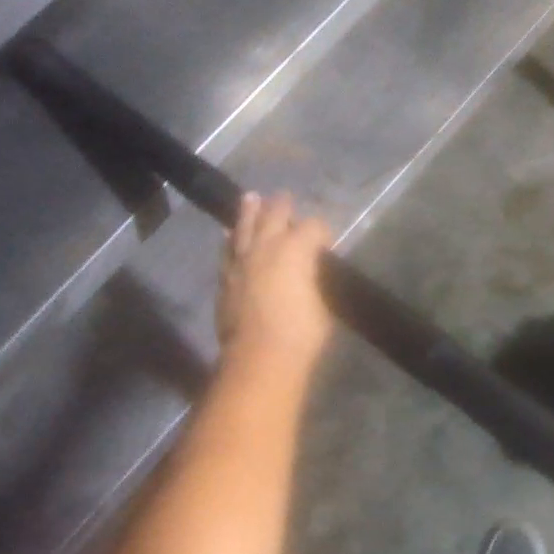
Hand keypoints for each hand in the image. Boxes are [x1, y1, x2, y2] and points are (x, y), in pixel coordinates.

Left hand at [217, 192, 333, 369]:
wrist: (260, 356)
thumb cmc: (302, 332)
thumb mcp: (323, 305)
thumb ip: (314, 282)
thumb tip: (310, 274)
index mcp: (296, 250)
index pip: (312, 227)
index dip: (322, 232)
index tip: (326, 241)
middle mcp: (266, 247)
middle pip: (275, 216)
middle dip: (282, 206)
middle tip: (285, 197)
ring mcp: (241, 261)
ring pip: (244, 227)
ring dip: (249, 212)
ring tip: (251, 198)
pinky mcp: (226, 279)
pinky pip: (228, 251)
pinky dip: (230, 240)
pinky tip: (228, 235)